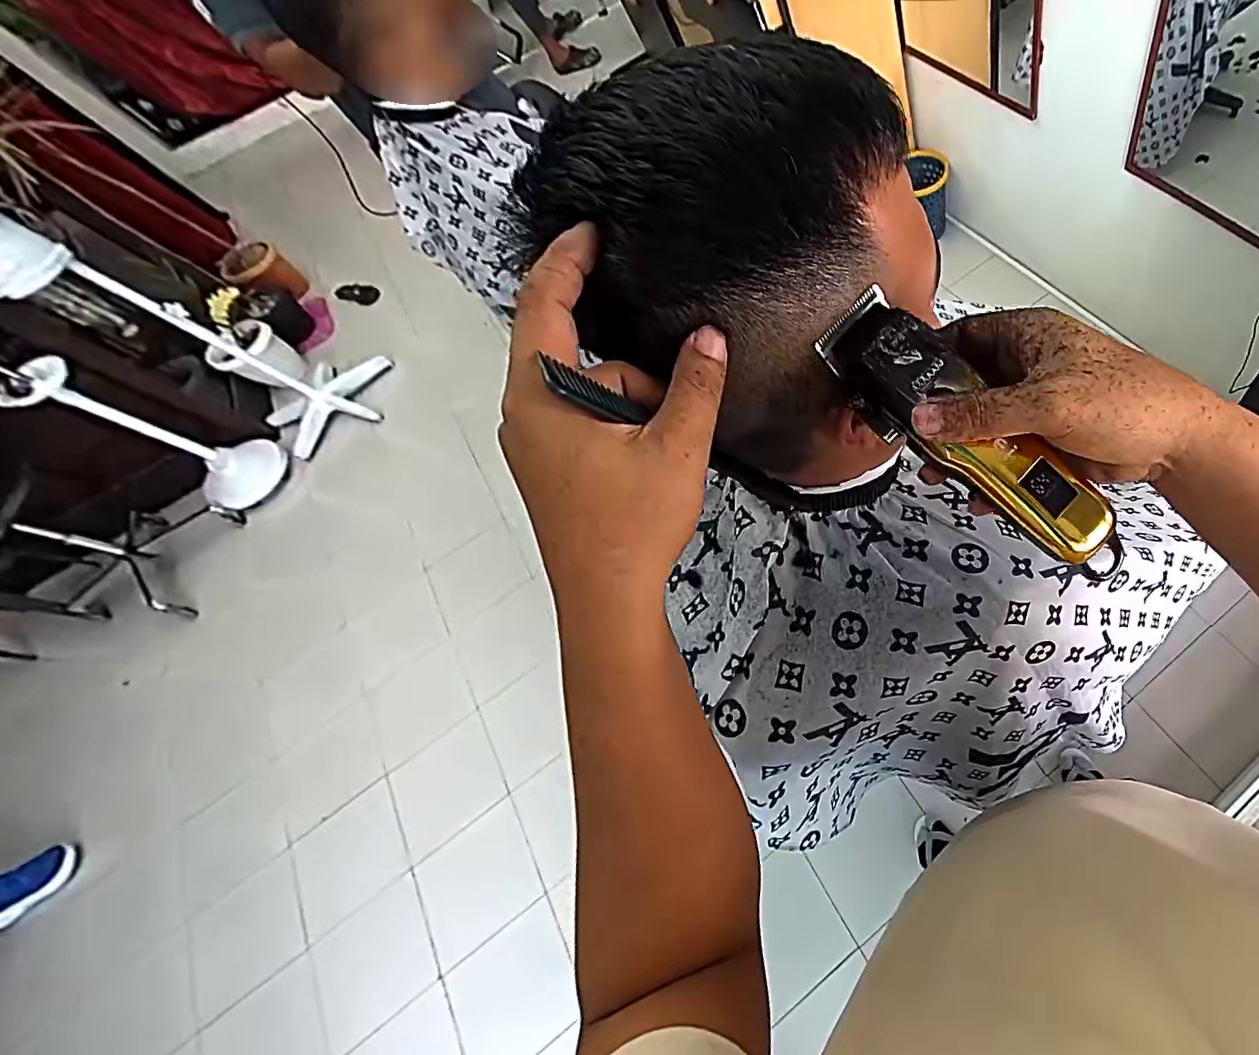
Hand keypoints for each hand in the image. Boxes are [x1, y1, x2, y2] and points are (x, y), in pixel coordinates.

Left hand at [500, 223, 727, 601]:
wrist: (606, 596)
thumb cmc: (632, 523)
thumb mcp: (676, 448)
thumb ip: (695, 386)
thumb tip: (710, 337)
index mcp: (540, 396)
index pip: (543, 305)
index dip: (567, 260)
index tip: (593, 232)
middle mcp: (524, 412)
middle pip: (587, 363)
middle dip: (639, 379)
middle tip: (677, 419)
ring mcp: (535, 444)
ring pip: (593, 398)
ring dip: (637, 411)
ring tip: (667, 457)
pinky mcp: (551, 468)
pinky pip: (588, 424)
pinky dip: (623, 430)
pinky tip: (650, 464)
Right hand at [913, 308, 1228, 483]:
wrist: (1173, 444)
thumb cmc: (1129, 401)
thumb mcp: (1046, 402)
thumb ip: (984, 412)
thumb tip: (930, 417)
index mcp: (1028, 337)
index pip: (964, 339)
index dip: (934, 364)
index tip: (910, 393)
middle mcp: (1029, 369)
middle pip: (970, 393)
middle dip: (948, 424)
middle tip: (929, 449)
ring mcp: (1038, 407)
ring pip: (989, 430)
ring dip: (971, 455)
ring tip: (952, 477)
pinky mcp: (1048, 440)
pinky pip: (1010, 456)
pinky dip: (998, 474)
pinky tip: (988, 493)